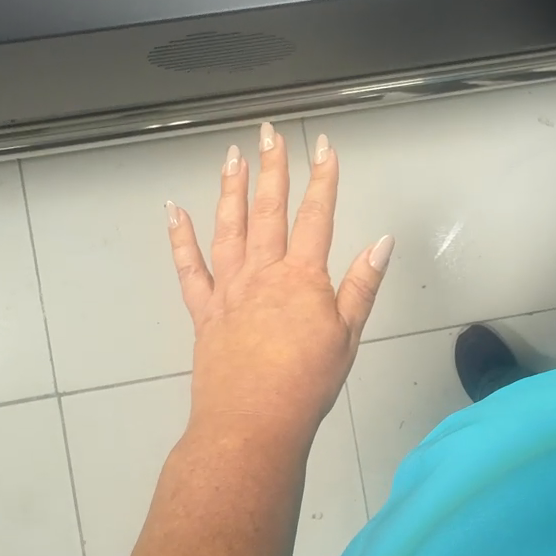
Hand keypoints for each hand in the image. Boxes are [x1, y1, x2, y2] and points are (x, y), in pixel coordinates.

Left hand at [167, 123, 391, 437]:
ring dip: (231, 189)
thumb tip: (383, 242)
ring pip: (228, 228)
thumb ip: (362, 285)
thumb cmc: (307, 383)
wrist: (252, 424)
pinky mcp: (204, 310)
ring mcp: (229, 289)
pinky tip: (172, 210)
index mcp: (302, 278)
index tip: (323, 145)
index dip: (323, 178)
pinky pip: (189, 268)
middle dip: (272, 168)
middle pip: (268, 210)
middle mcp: (263, 273)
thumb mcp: (348, 335)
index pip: (317, 216)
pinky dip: (179, 237)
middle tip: (269, 132)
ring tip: (232, 155)